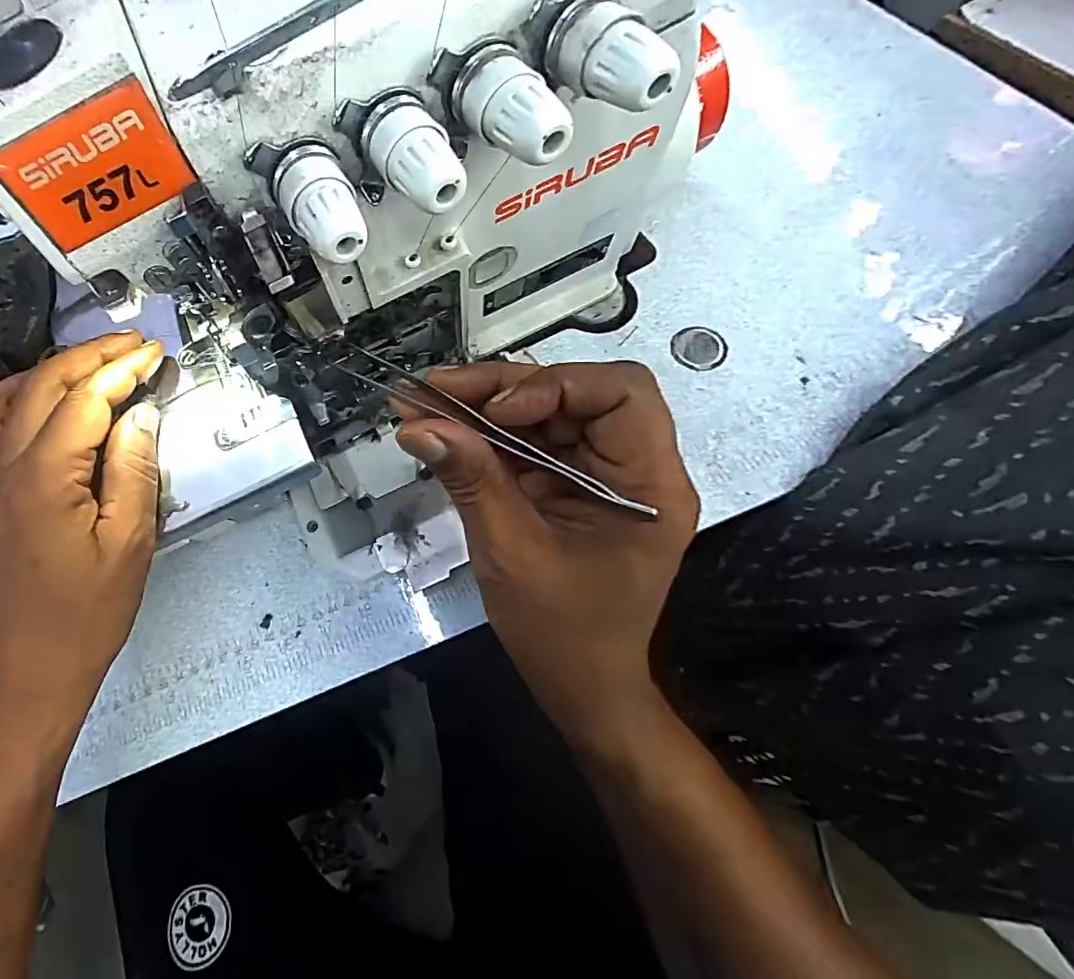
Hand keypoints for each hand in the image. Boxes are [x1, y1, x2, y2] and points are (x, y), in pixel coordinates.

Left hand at [0, 331, 166, 718]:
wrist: (31, 663)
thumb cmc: (90, 609)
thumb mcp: (131, 540)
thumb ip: (133, 469)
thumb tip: (140, 414)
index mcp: (45, 475)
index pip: (86, 399)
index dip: (122, 368)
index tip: (155, 350)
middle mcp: (4, 464)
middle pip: (42, 385)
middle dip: (90, 355)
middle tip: (134, 343)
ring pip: (6, 396)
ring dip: (52, 369)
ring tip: (95, 363)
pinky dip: (19, 394)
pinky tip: (48, 402)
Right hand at [395, 362, 699, 741]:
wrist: (584, 687)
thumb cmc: (564, 637)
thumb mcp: (512, 554)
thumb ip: (473, 480)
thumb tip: (421, 424)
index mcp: (651, 487)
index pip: (623, 393)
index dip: (557, 386)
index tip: (497, 411)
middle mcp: (640, 470)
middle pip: (580, 394)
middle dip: (505, 389)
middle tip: (436, 392)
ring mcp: (609, 475)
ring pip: (552, 412)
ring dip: (489, 407)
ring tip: (427, 405)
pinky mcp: (581, 484)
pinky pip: (539, 441)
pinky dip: (494, 435)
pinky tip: (450, 431)